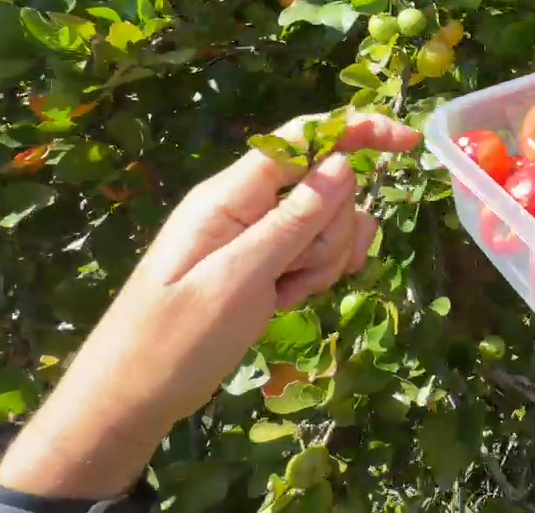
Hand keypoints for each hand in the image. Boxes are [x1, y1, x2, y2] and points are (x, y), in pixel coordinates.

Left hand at [0, 111, 418, 499]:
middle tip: (299, 273)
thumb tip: (345, 162)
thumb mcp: (236, 281)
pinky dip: (323, 266)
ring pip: (332, 216)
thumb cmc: (170, 342)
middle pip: (329, 183)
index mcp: (232, 194)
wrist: (125, 405)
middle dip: (333, 226)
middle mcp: (250, 202)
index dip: (359, 129)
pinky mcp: (270, 257)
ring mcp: (261, 230)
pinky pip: (321, 243)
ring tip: (289, 293)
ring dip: (327, 253)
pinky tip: (300, 294)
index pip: (305, 137)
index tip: (409, 144)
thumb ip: (293, 219)